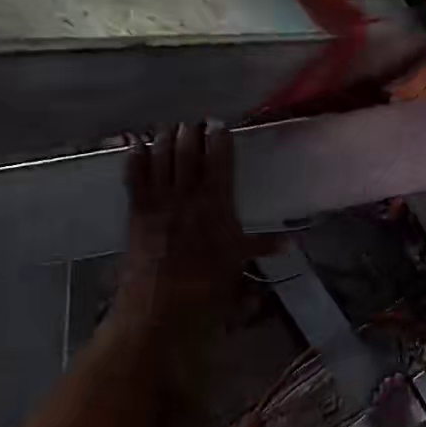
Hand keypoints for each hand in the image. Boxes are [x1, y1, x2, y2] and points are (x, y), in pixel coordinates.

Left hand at [114, 122, 246, 330]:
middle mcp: (186, 196)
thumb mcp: (238, 261)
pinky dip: (135, 159)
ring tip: (168, 124)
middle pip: (187, 155)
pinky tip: (135, 145)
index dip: (218, 141)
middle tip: (194, 120)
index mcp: (215, 204)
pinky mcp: (137, 213)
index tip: (219, 124)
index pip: (218, 163)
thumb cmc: (207, 284)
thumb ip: (262, 245)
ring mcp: (158, 203)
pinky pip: (134, 179)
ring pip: (160, 161)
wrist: (162, 306)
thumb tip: (291, 243)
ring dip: (164, 139)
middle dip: (190, 134)